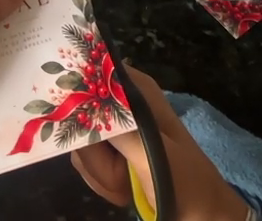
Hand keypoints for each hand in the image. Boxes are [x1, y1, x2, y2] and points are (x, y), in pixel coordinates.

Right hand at [70, 67, 252, 220]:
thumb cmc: (188, 184)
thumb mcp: (154, 155)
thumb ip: (120, 128)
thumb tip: (86, 101)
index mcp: (136, 91)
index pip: (92, 72)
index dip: (76, 91)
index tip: (74, 121)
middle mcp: (123, 103)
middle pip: (80, 113)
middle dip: (93, 150)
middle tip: (120, 172)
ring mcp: (117, 129)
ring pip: (81, 140)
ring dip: (100, 171)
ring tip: (126, 185)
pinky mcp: (113, 152)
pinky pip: (88, 159)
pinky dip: (101, 180)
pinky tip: (123, 190)